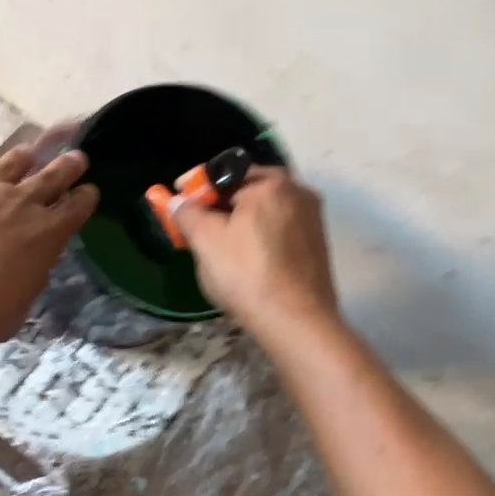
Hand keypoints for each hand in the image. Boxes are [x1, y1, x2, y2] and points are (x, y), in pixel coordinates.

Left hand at [0, 144, 98, 337]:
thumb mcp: (24, 297)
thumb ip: (28, 274)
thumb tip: (24, 268)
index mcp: (47, 231)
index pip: (74, 209)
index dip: (83, 199)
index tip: (89, 191)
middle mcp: (19, 202)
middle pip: (49, 177)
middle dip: (65, 167)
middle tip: (75, 158)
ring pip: (6, 165)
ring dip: (18, 158)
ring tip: (25, 151)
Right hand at [173, 167, 339, 332]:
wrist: (295, 321)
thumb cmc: (246, 274)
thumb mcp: (205, 241)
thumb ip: (187, 214)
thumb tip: (177, 200)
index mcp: (272, 183)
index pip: (225, 174)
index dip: (197, 188)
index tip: (179, 202)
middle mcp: (299, 193)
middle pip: (247, 193)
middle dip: (220, 208)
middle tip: (197, 229)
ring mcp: (313, 220)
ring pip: (265, 214)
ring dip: (240, 224)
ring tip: (219, 249)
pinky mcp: (317, 246)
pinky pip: (279, 232)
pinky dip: (260, 240)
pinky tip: (247, 263)